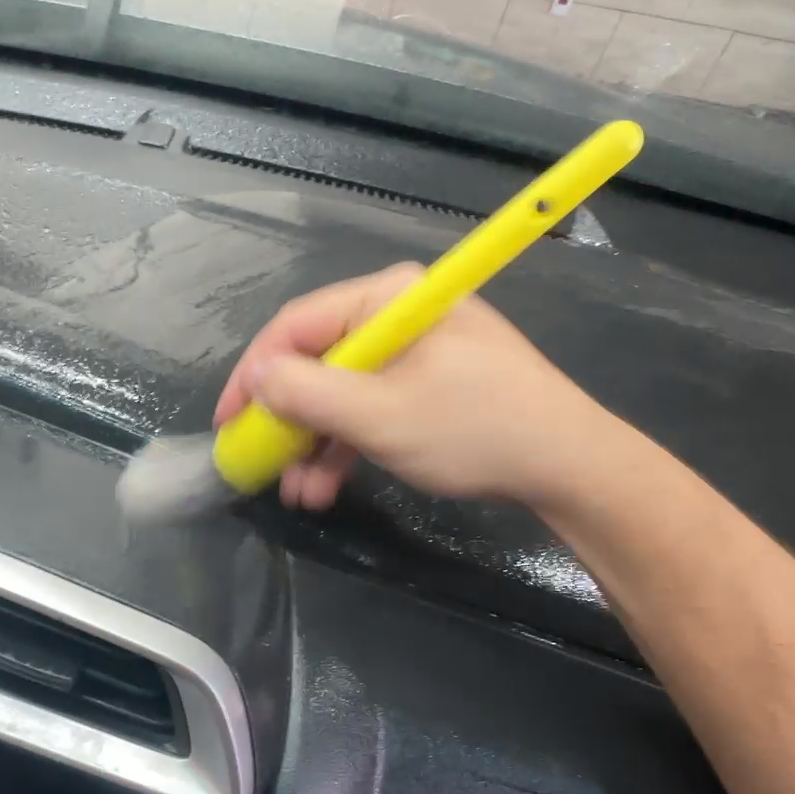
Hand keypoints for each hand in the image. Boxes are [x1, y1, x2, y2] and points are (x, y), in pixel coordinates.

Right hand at [213, 263, 622, 510]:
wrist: (567, 465)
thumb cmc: (472, 429)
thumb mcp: (377, 416)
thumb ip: (305, 395)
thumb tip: (255, 380)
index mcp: (386, 299)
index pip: (295, 327)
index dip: (252, 377)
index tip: (227, 424)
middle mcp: (397, 315)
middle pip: (316, 363)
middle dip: (286, 422)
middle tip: (262, 467)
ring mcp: (415, 352)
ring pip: (340, 394)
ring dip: (313, 445)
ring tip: (299, 494)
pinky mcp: (429, 385)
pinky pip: (370, 408)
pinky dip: (345, 445)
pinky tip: (326, 486)